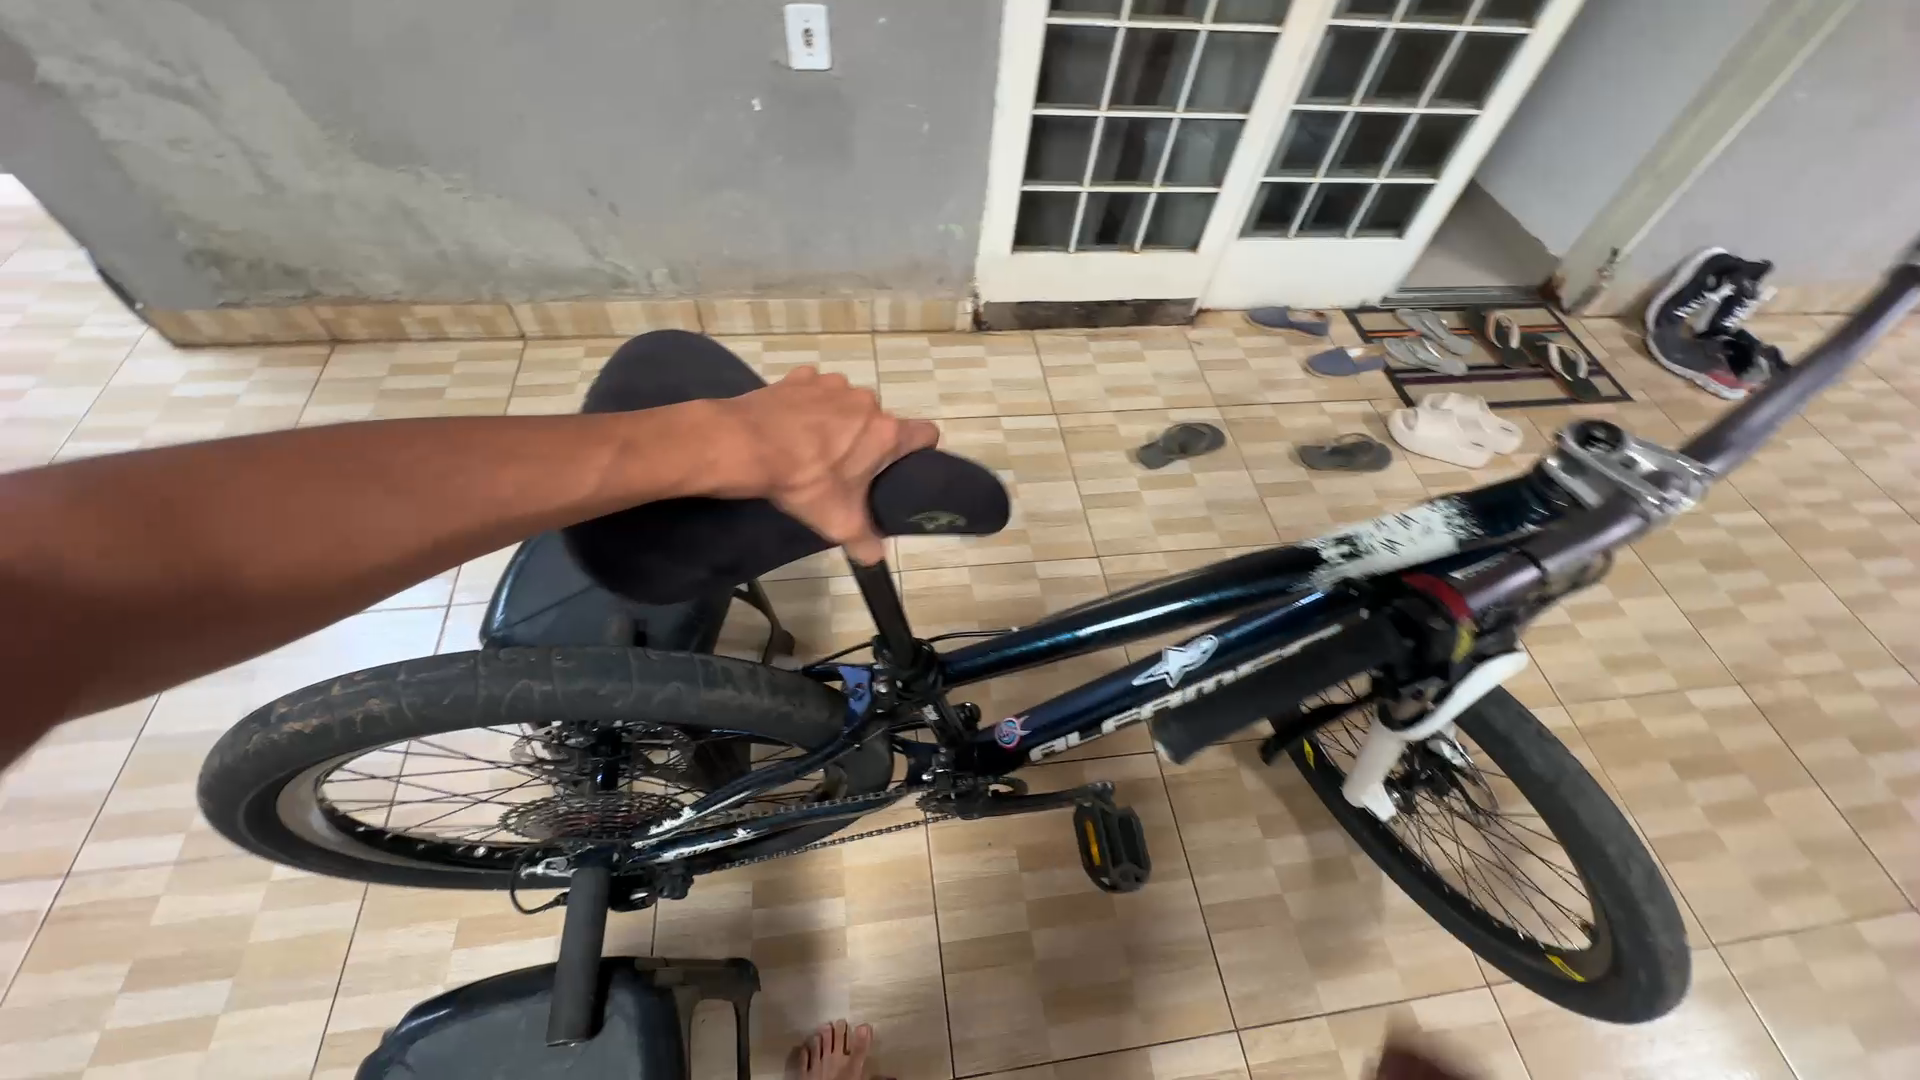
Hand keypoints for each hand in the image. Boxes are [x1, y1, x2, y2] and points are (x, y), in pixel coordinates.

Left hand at [704, 367, 938, 563]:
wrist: (745, 446)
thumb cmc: (804, 483)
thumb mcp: (839, 523)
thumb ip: (865, 542)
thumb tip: (875, 557)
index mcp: (886, 433)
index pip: (926, 434)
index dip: (921, 450)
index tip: (903, 466)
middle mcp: (866, 402)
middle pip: (881, 422)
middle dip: (868, 442)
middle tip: (845, 468)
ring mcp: (833, 384)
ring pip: (848, 406)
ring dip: (838, 422)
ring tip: (812, 446)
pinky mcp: (802, 377)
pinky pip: (815, 391)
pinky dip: (808, 406)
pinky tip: (790, 426)